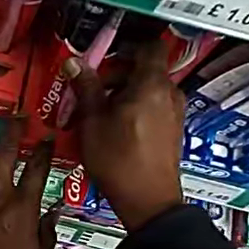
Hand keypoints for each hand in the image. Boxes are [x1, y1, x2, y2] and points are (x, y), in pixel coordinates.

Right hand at [66, 36, 185, 230]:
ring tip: (97, 112)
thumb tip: (74, 62)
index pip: (148, 46)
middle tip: (91, 89)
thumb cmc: (119, 161)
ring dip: (123, 93)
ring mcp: (174, 113)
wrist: (148, 201)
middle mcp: (169, 94)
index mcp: (151, 84)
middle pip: (144, 68)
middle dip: (116, 74)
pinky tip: (113, 127)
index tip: (103, 56)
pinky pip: (154, 107)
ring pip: (148, 89)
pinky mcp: (173, 130)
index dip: (125, 46)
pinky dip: (135, 108)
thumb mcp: (93, 121)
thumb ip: (86, 87)